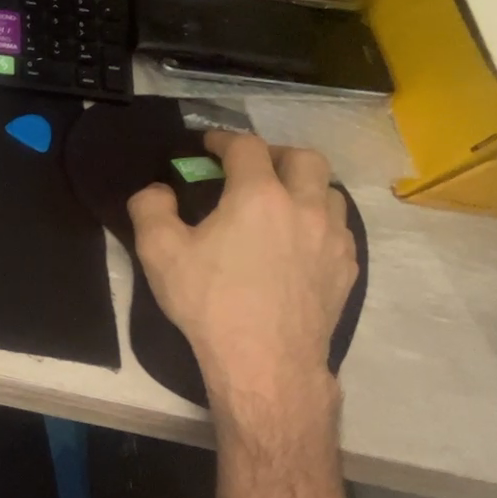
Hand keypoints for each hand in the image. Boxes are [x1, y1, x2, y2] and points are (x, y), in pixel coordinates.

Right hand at [127, 132, 357, 433]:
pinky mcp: (345, 266)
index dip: (222, 139)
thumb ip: (150, 208)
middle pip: (304, 158)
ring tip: (275, 201)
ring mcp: (333, 237)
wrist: (264, 358)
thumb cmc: (207, 299)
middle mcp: (304, 206)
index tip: (206, 144)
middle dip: (273, 153)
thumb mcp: (158, 251)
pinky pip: (337, 226)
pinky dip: (315, 218)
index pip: (246, 147)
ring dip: (302, 184)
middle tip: (248, 167)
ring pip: (328, 190)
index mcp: (257, 196)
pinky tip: (293, 240)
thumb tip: (158, 190)